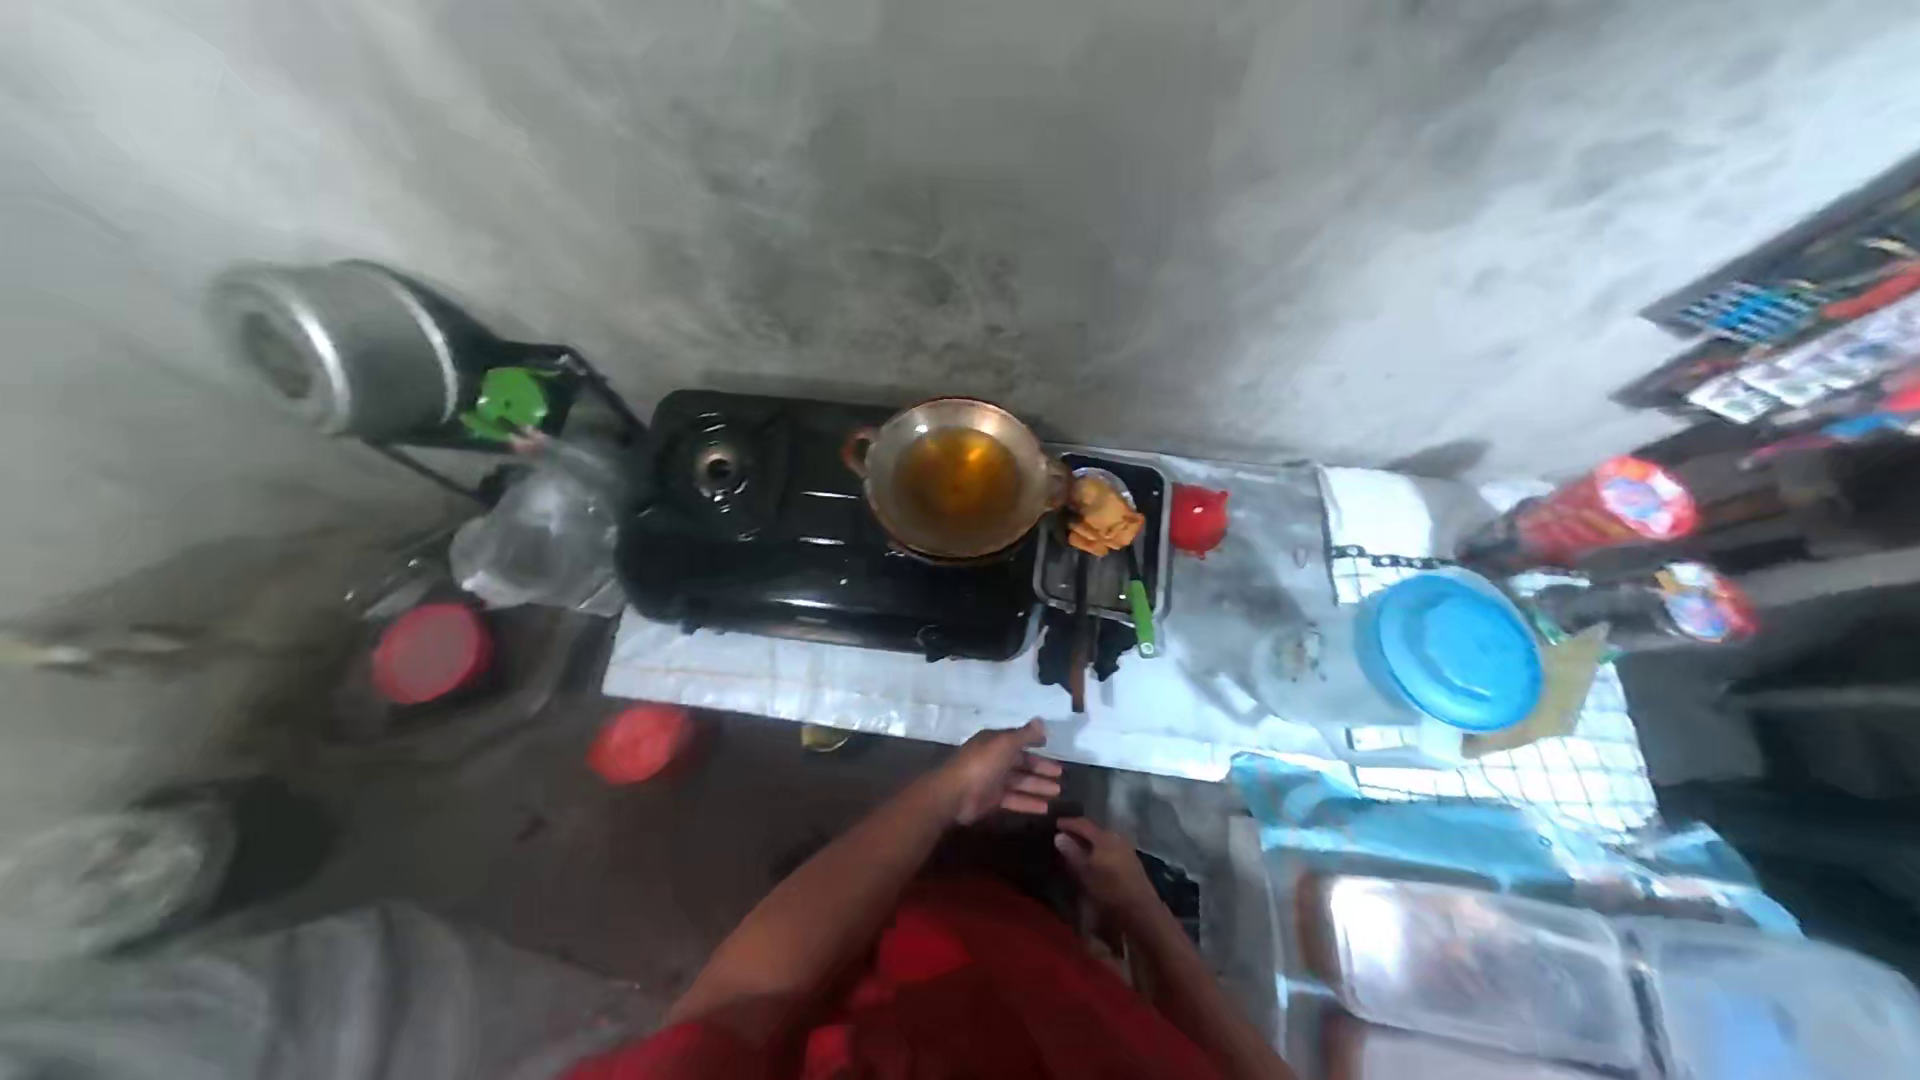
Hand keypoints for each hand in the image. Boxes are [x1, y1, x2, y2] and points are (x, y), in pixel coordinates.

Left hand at [937, 719, 1063, 823]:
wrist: (956, 793)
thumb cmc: (982, 763)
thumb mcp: (1005, 743)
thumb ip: (1025, 734)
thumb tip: (1041, 721)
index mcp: (995, 742)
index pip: (1017, 740)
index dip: (1033, 742)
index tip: (1049, 744)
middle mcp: (994, 759)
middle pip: (1021, 763)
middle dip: (1040, 768)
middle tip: (1061, 774)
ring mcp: (993, 780)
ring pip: (1020, 782)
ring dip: (1038, 786)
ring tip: (1058, 792)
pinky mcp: (992, 800)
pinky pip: (1014, 800)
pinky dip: (1029, 803)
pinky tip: (1045, 808)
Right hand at [1055, 817, 1159, 921]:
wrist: (1141, 910)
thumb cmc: (1110, 890)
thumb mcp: (1085, 872)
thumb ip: (1072, 852)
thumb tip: (1059, 836)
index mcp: (1104, 837)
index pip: (1083, 823)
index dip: (1068, 822)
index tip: (1055, 823)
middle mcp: (1117, 837)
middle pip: (1094, 830)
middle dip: (1079, 832)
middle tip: (1064, 836)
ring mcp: (1126, 848)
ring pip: (1103, 840)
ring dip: (1089, 842)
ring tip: (1077, 848)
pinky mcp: (1132, 861)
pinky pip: (1110, 848)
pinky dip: (1099, 850)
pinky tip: (1094, 859)